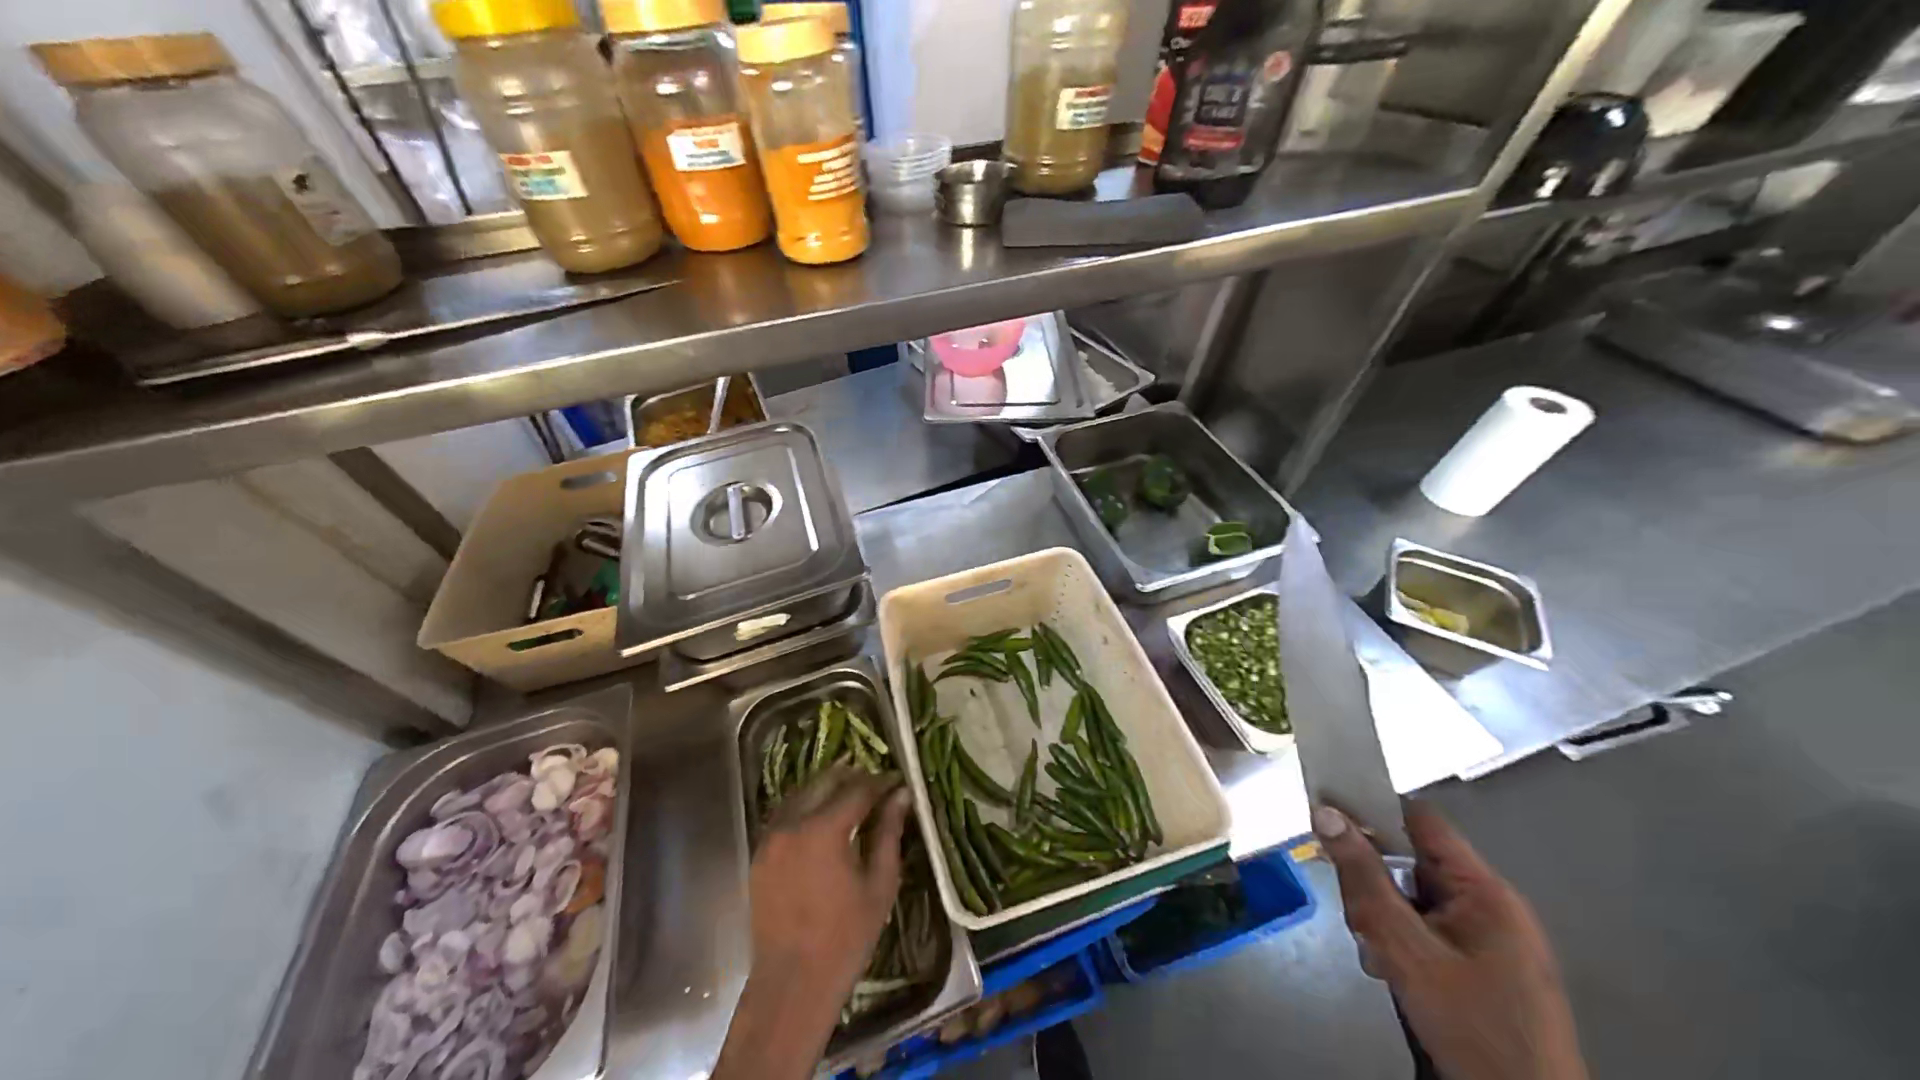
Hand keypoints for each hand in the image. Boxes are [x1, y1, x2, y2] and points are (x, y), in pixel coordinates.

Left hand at [714, 767, 911, 1079]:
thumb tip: (901, 796)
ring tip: (851, 800)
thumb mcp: (879, 883)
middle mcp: (792, 823)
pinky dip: (806, 808)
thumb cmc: (846, 937)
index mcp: (824, 829)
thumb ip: (888, 832)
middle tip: (876, 788)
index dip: (880, 782)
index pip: (857, 789)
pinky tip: (823, 822)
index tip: (897, 783)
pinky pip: (785, 815)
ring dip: (827, 789)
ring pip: (801, 794)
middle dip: (853, 778)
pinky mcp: (759, 854)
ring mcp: (770, 838)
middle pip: (825, 781)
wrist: (793, 980)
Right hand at [1314, 802, 1587, 1079]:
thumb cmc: (1471, 1023)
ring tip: (1380, 957)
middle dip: (1375, 885)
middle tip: (1359, 920)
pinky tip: (1395, 973)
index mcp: (1483, 888)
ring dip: (1386, 920)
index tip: (1331, 825)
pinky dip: (1403, 943)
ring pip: (1415, 901)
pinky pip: (1429, 931)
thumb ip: (1362, 878)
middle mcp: (1491, 904)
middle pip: (1412, 863)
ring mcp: (1490, 938)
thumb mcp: (1404, 947)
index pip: (1420, 820)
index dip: (1375, 813)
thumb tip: (1325, 812)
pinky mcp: (1485, 966)